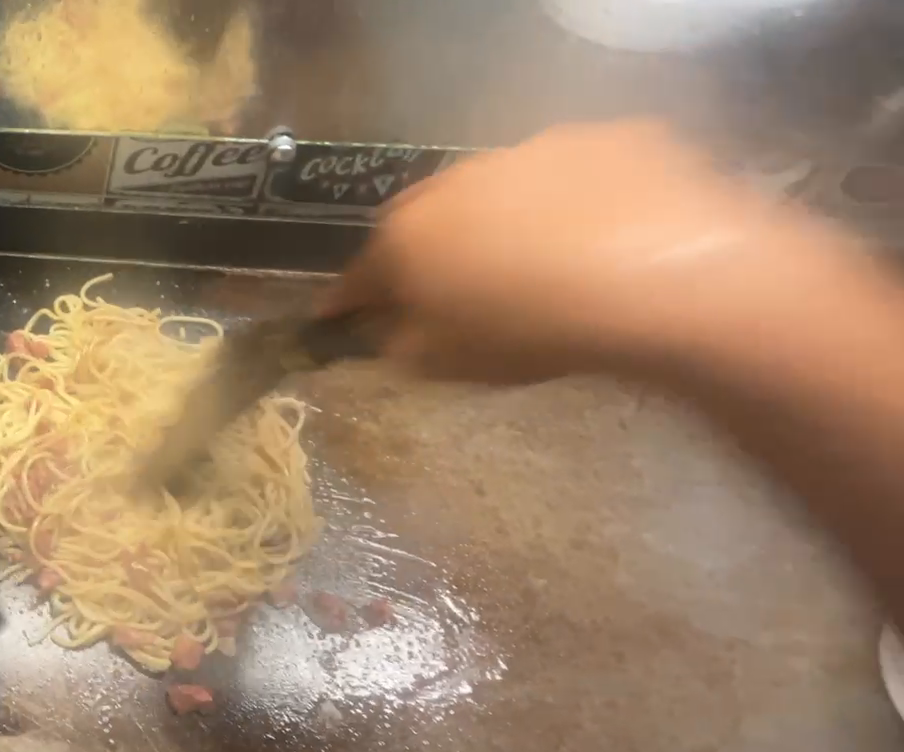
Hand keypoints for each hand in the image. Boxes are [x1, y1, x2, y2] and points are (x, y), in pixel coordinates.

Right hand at [324, 120, 879, 382]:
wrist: (671, 282)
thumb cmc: (531, 332)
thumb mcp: (442, 361)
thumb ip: (395, 342)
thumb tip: (383, 328)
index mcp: (405, 240)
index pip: (357, 275)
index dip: (343, 300)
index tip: (332, 316)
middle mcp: (454, 184)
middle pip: (416, 220)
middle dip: (413, 252)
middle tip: (426, 285)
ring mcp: (531, 153)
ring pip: (487, 191)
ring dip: (484, 222)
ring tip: (512, 258)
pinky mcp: (606, 139)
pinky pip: (561, 175)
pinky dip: (556, 203)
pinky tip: (582, 236)